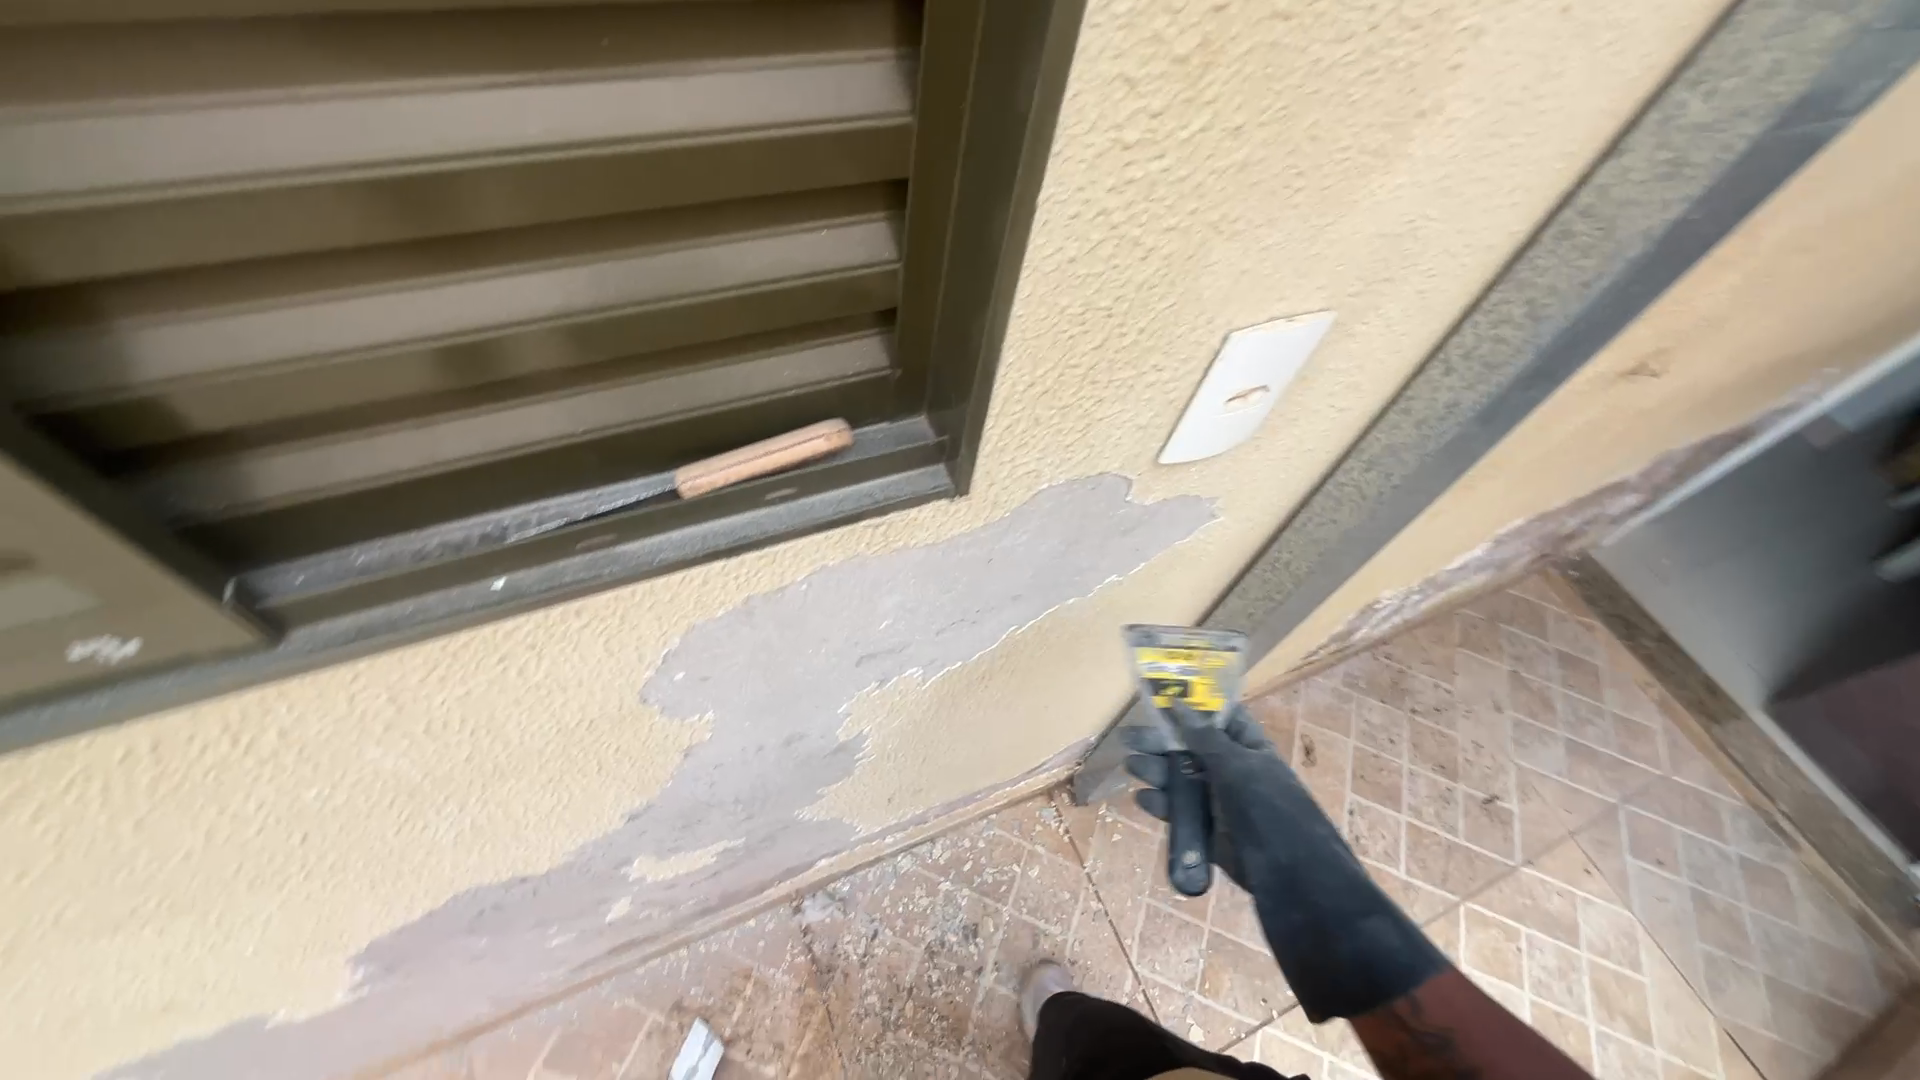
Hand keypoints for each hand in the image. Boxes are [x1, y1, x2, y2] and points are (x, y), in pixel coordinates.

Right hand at [1121, 701, 1449, 1021]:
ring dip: (1157, 771)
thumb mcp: (1237, 766)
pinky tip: (1142, 800)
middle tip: (1128, 736)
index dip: (1192, 707)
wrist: (1294, 881)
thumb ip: (1204, 737)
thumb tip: (1178, 703)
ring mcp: (1223, 805)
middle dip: (1162, 741)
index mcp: (1251, 749)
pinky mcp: (1211, 835)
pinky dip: (1163, 806)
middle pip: (1193, 749)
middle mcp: (1236, 773)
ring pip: (1183, 781)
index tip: (1158, 699)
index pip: (1220, 718)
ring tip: (1131, 765)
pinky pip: (1183, 815)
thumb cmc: (1269, 810)